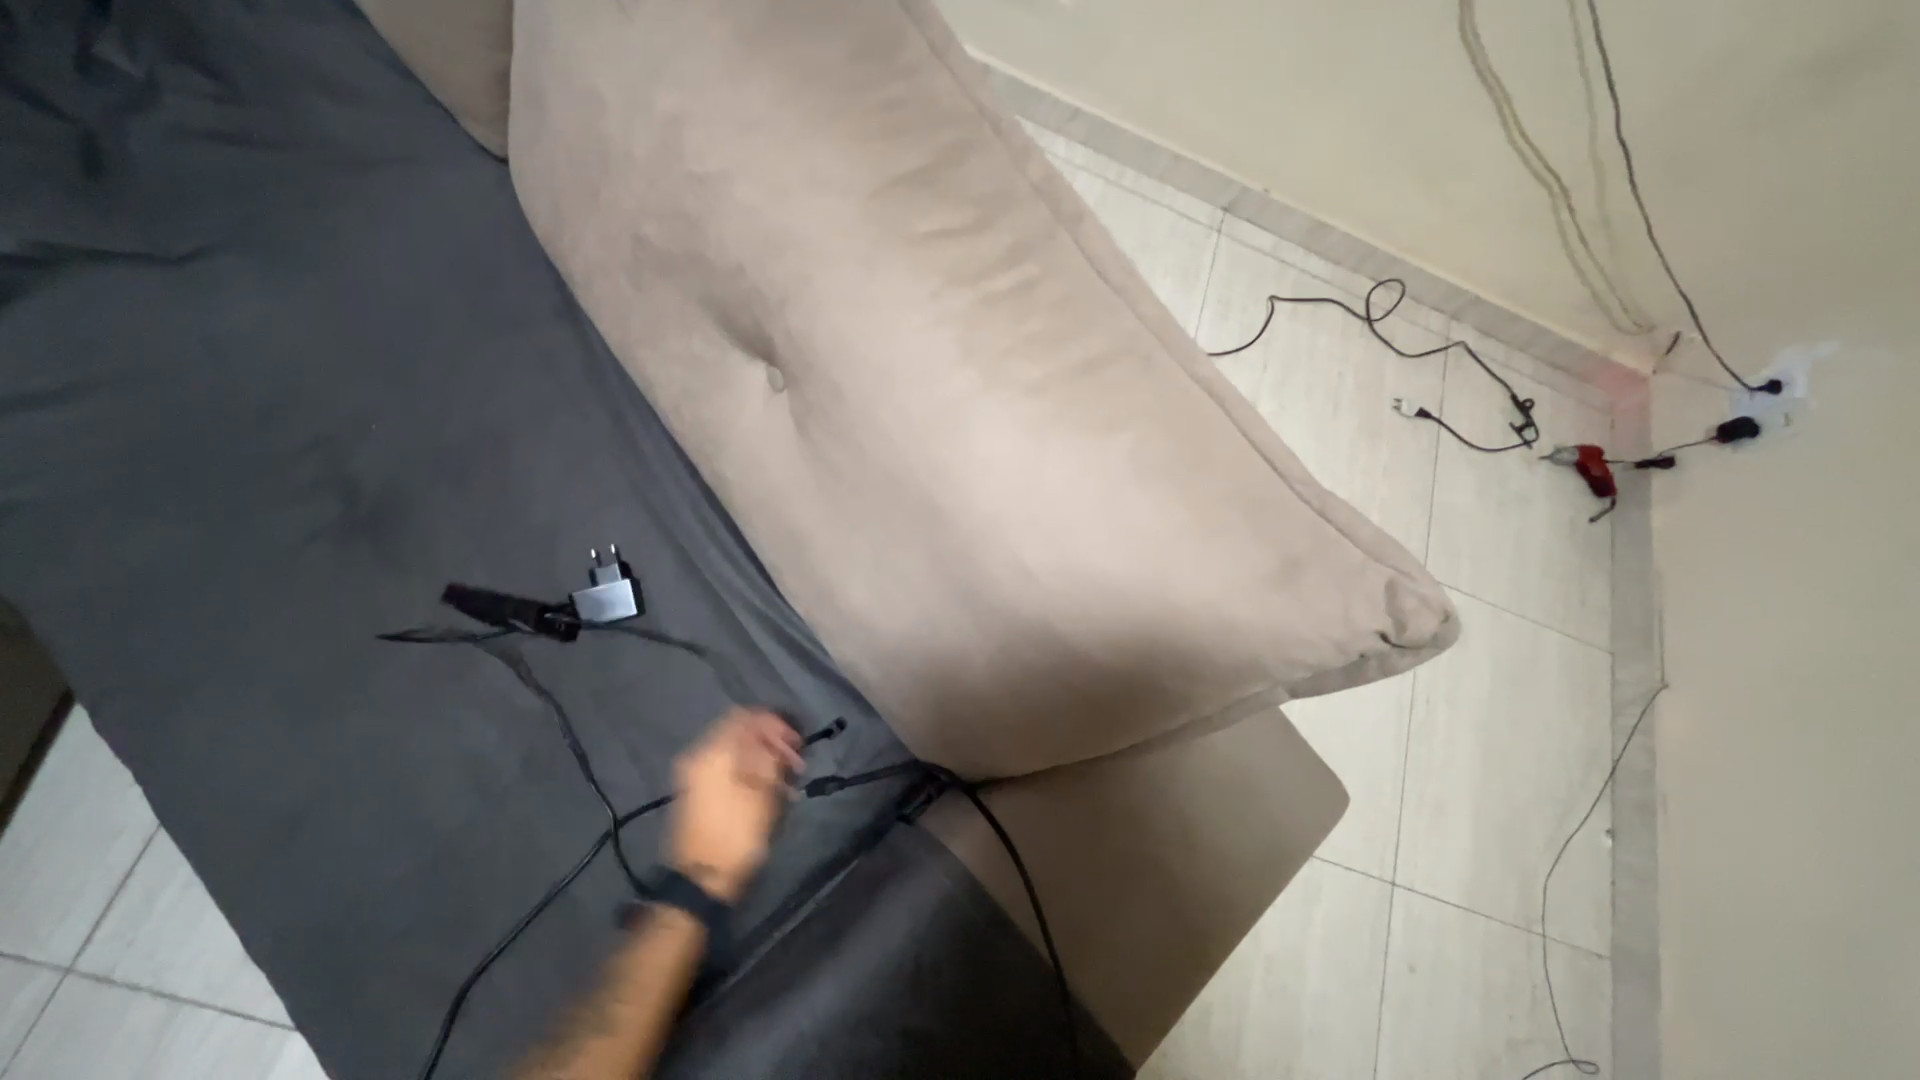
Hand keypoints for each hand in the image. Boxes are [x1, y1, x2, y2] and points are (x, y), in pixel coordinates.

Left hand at [665, 708, 803, 903]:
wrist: (701, 880)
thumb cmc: (736, 835)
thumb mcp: (763, 794)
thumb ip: (771, 758)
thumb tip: (778, 740)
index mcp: (713, 752)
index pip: (745, 716)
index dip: (775, 723)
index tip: (798, 741)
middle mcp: (699, 757)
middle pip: (738, 733)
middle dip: (770, 742)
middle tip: (796, 762)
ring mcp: (694, 776)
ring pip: (734, 752)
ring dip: (761, 759)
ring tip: (786, 780)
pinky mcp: (697, 793)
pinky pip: (726, 769)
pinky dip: (748, 772)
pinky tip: (768, 791)